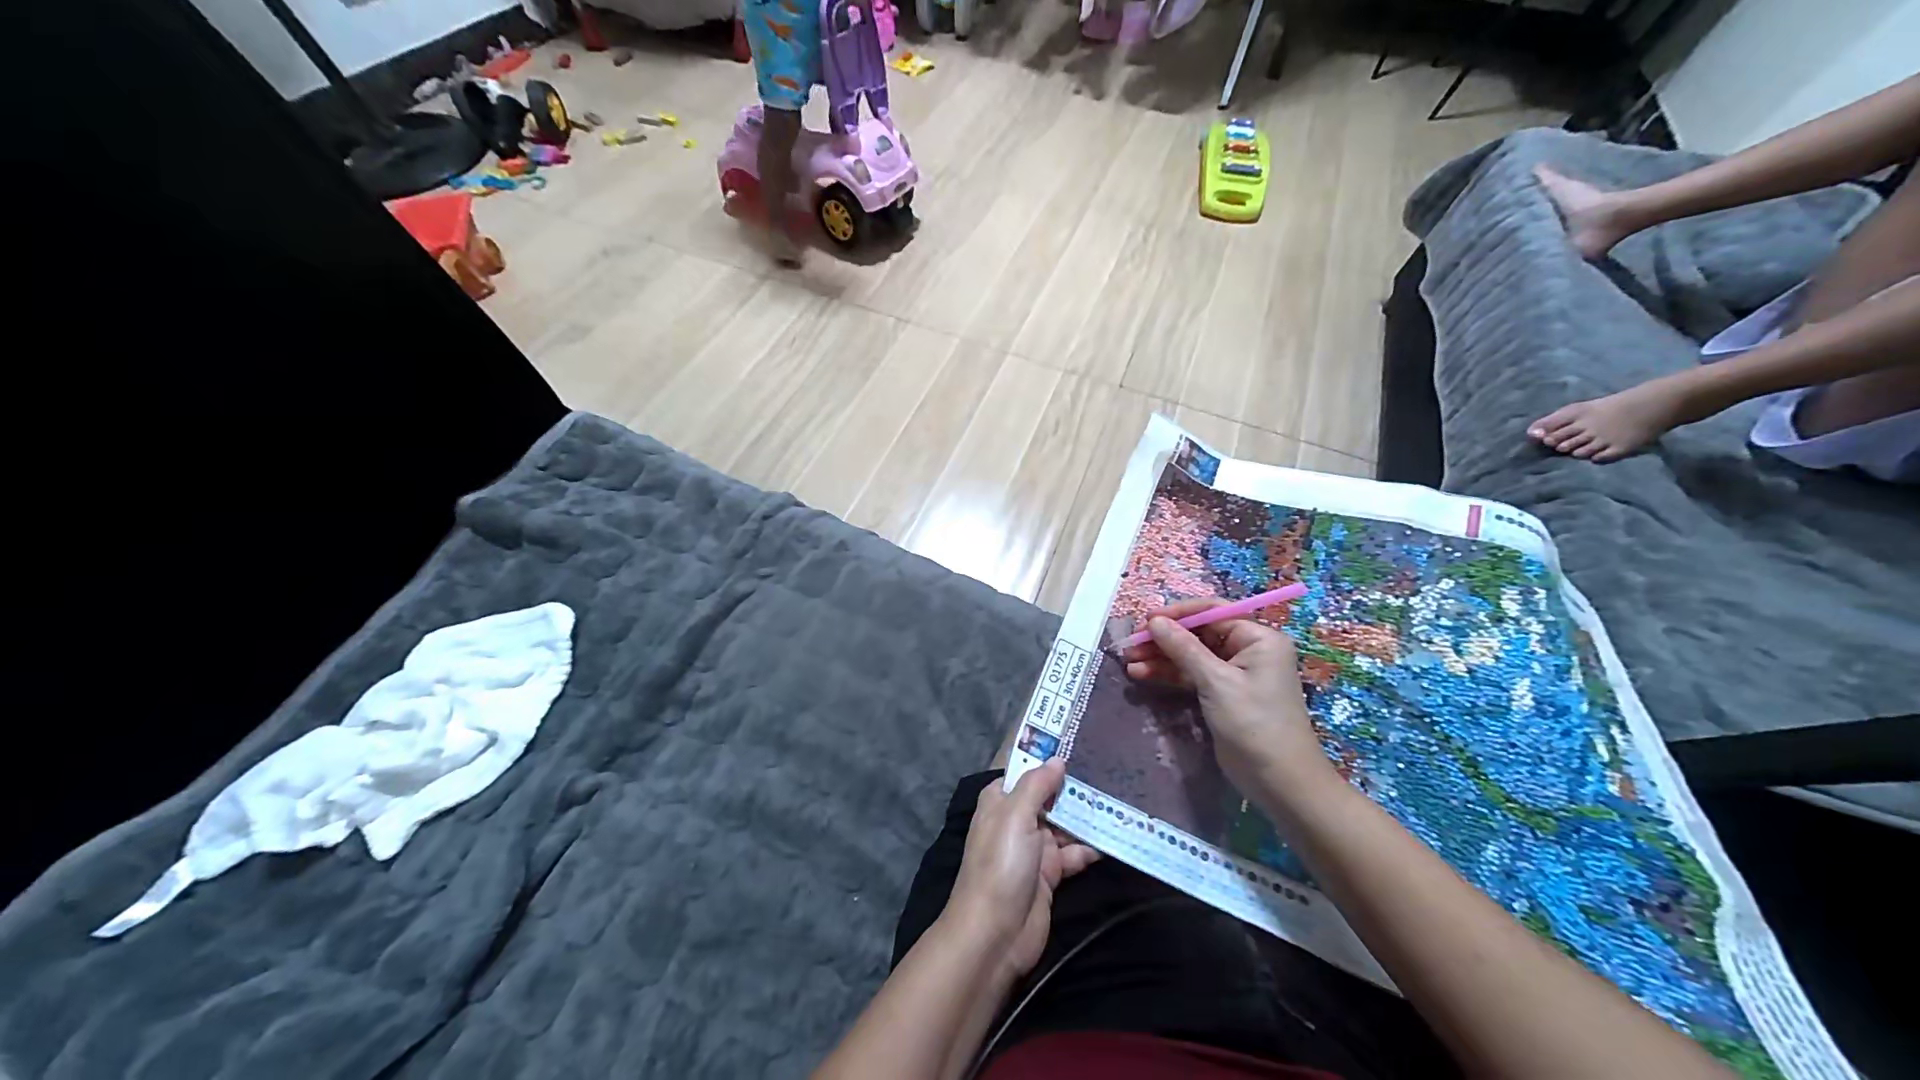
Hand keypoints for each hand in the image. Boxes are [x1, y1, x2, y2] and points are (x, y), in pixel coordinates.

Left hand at [945, 759, 1098, 978]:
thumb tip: (1057, 760)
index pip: (1026, 772)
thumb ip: (1037, 786)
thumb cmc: (1000, 864)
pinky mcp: (1050, 874)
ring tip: (1121, 800)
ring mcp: (1034, 848)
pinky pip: (1074, 854)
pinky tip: (1114, 838)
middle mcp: (1017, 820)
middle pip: (1050, 797)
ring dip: (1087, 817)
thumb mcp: (1015, 815)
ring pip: (1065, 825)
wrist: (995, 934)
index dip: (1049, 759)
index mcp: (1001, 801)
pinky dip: (1090, 848)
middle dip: (1075, 787)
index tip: (1080, 742)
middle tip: (1113, 770)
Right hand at [1122, 599, 1331, 796]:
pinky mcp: (1222, 694)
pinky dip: (1169, 674)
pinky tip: (1142, 674)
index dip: (1178, 614)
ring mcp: (1234, 673)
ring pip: (1191, 655)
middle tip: (1130, 645)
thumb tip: (1155, 621)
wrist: (1279, 781)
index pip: (1213, 613)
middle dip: (1164, 638)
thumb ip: (1183, 648)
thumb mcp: (1216, 681)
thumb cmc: (1254, 723)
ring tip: (1129, 662)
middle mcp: (1248, 650)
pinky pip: (1192, 675)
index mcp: (1258, 638)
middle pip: (1198, 633)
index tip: (1145, 621)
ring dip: (1161, 657)